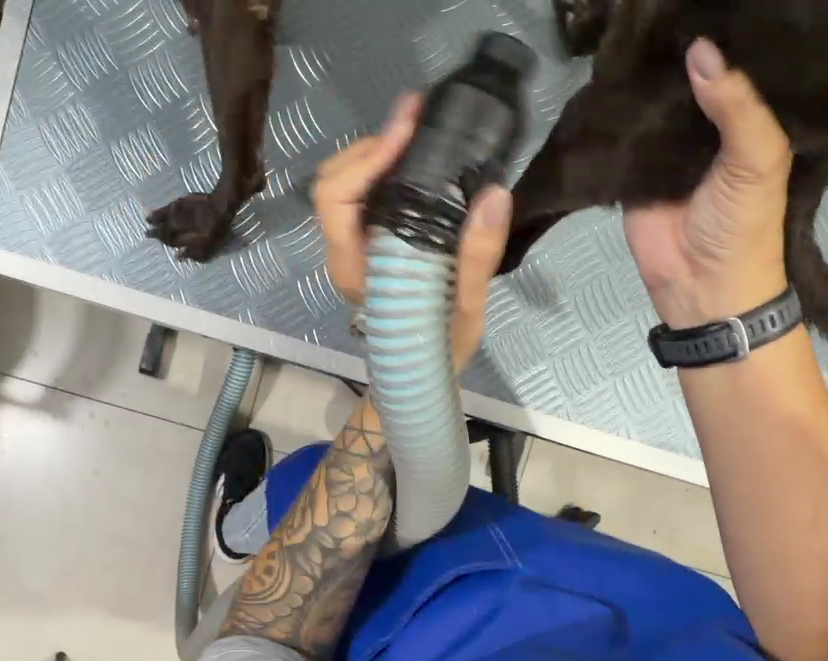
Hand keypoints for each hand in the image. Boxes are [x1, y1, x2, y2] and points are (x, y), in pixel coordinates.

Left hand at [314, 94, 513, 370]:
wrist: (419, 374)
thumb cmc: (436, 349)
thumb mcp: (463, 312)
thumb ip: (475, 259)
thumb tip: (494, 193)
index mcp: (355, 269)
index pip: (335, 202)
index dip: (365, 160)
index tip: (407, 130)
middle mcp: (345, 252)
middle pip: (333, 182)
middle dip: (370, 145)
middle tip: (418, 117)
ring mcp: (353, 245)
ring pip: (345, 183)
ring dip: (376, 150)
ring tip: (419, 126)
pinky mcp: (369, 240)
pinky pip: (363, 193)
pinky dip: (384, 164)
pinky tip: (416, 151)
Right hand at [624, 40, 791, 328]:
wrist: (701, 286)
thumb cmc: (743, 223)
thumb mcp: (758, 157)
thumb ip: (736, 105)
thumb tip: (698, 50)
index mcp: (743, 123)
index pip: (729, 73)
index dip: (718, 45)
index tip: (693, 10)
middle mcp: (702, 133)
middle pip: (683, 88)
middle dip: (669, 62)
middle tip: (646, 21)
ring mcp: (661, 156)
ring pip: (648, 113)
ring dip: (636, 90)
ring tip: (619, 46)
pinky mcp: (628, 179)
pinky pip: (618, 147)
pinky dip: (610, 127)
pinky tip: (599, 93)